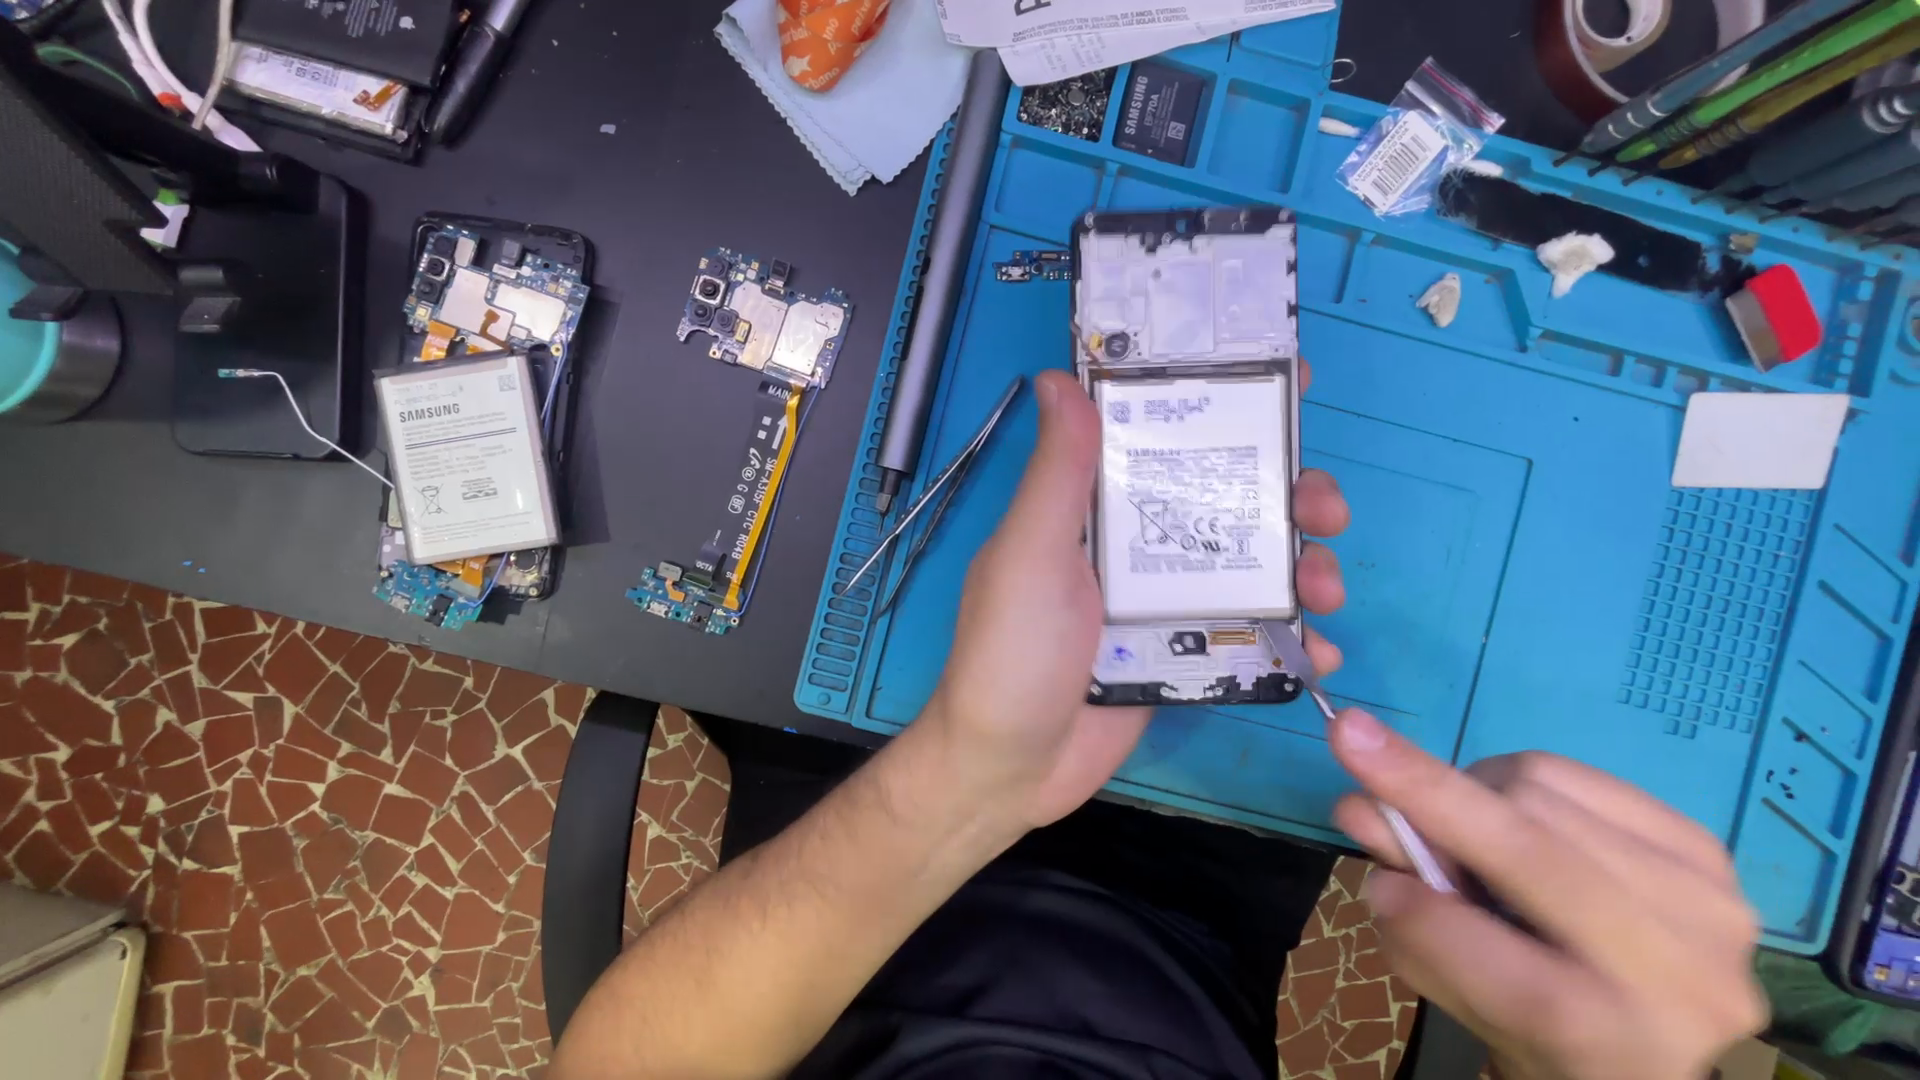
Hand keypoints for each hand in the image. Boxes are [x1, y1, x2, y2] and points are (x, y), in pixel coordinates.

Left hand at [920, 367, 1349, 830]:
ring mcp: (1160, 602)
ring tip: (1326, 589)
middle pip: (1224, 499)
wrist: (1012, 769)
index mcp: (1092, 508)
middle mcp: (1131, 546)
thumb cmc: (1013, 654)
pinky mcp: (1181, 655)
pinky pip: (1247, 633)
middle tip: (1324, 508)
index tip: (1286, 381)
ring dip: (1302, 566)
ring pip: (1248, 564)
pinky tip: (1318, 652)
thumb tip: (1059, 376)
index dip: (1220, 405)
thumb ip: (1056, 474)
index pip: (1160, 436)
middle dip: (1286, 494)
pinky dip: (1290, 638)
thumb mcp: (1029, 554)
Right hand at [1329, 710, 1766, 1079]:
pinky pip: (1573, 772)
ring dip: (1471, 794)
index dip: (1411, 907)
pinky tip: (1513, 814)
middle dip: (1424, 788)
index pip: (1491, 962)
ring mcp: (1706, 908)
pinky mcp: (1709, 851)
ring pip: (1540, 792)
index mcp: (1609, 1043)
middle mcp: (1680, 978)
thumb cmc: (1532, 1023)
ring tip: (1464, 829)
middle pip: (1528, 853)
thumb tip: (1361, 807)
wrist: (1660, 1030)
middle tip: (1347, 734)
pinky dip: (1514, 779)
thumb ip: (1405, 912)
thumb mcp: (1456, 990)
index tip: (1348, 855)